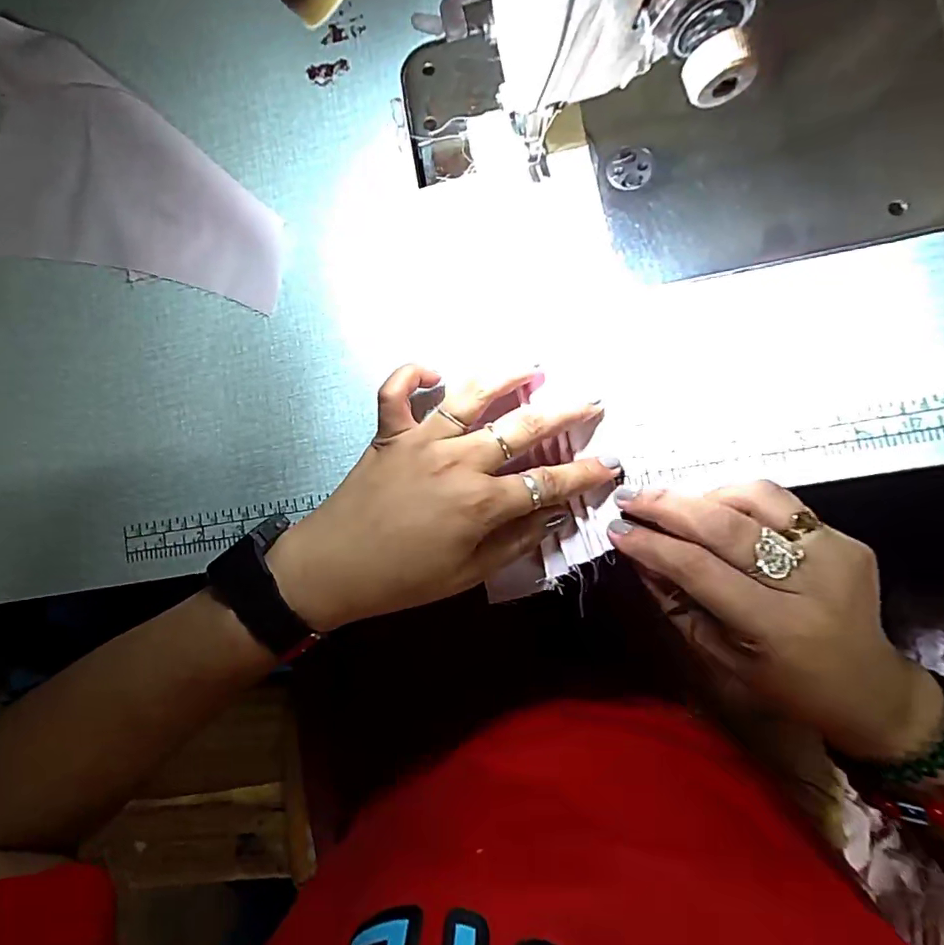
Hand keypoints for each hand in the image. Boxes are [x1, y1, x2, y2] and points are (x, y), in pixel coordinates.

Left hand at [266, 364, 619, 632]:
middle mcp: (458, 461)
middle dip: (565, 414)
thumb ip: (515, 542)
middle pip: (522, 429)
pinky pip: (396, 392)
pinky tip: (433, 370)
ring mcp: (421, 441)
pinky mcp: (388, 433)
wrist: (333, 568)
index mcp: (480, 502)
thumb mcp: (468, 573)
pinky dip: (411, 374)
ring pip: (469, 397)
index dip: (583, 474)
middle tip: (592, 401)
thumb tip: (553, 514)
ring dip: (505, 377)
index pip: (546, 482)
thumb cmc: (404, 579)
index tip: (610, 465)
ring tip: (533, 365)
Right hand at [607, 480, 943, 760]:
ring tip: (675, 505)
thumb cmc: (789, 686)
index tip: (617, 530)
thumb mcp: (724, 659)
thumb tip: (639, 555)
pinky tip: (718, 511)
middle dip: (669, 507)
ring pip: (757, 498)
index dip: (653, 545)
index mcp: (776, 627)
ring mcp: (835, 553)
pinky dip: (741, 501)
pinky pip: (783, 504)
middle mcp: (810, 582)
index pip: (700, 569)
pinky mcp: (848, 539)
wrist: (870, 688)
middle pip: (726, 526)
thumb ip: (679, 605)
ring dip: (705, 495)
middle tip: (631, 498)